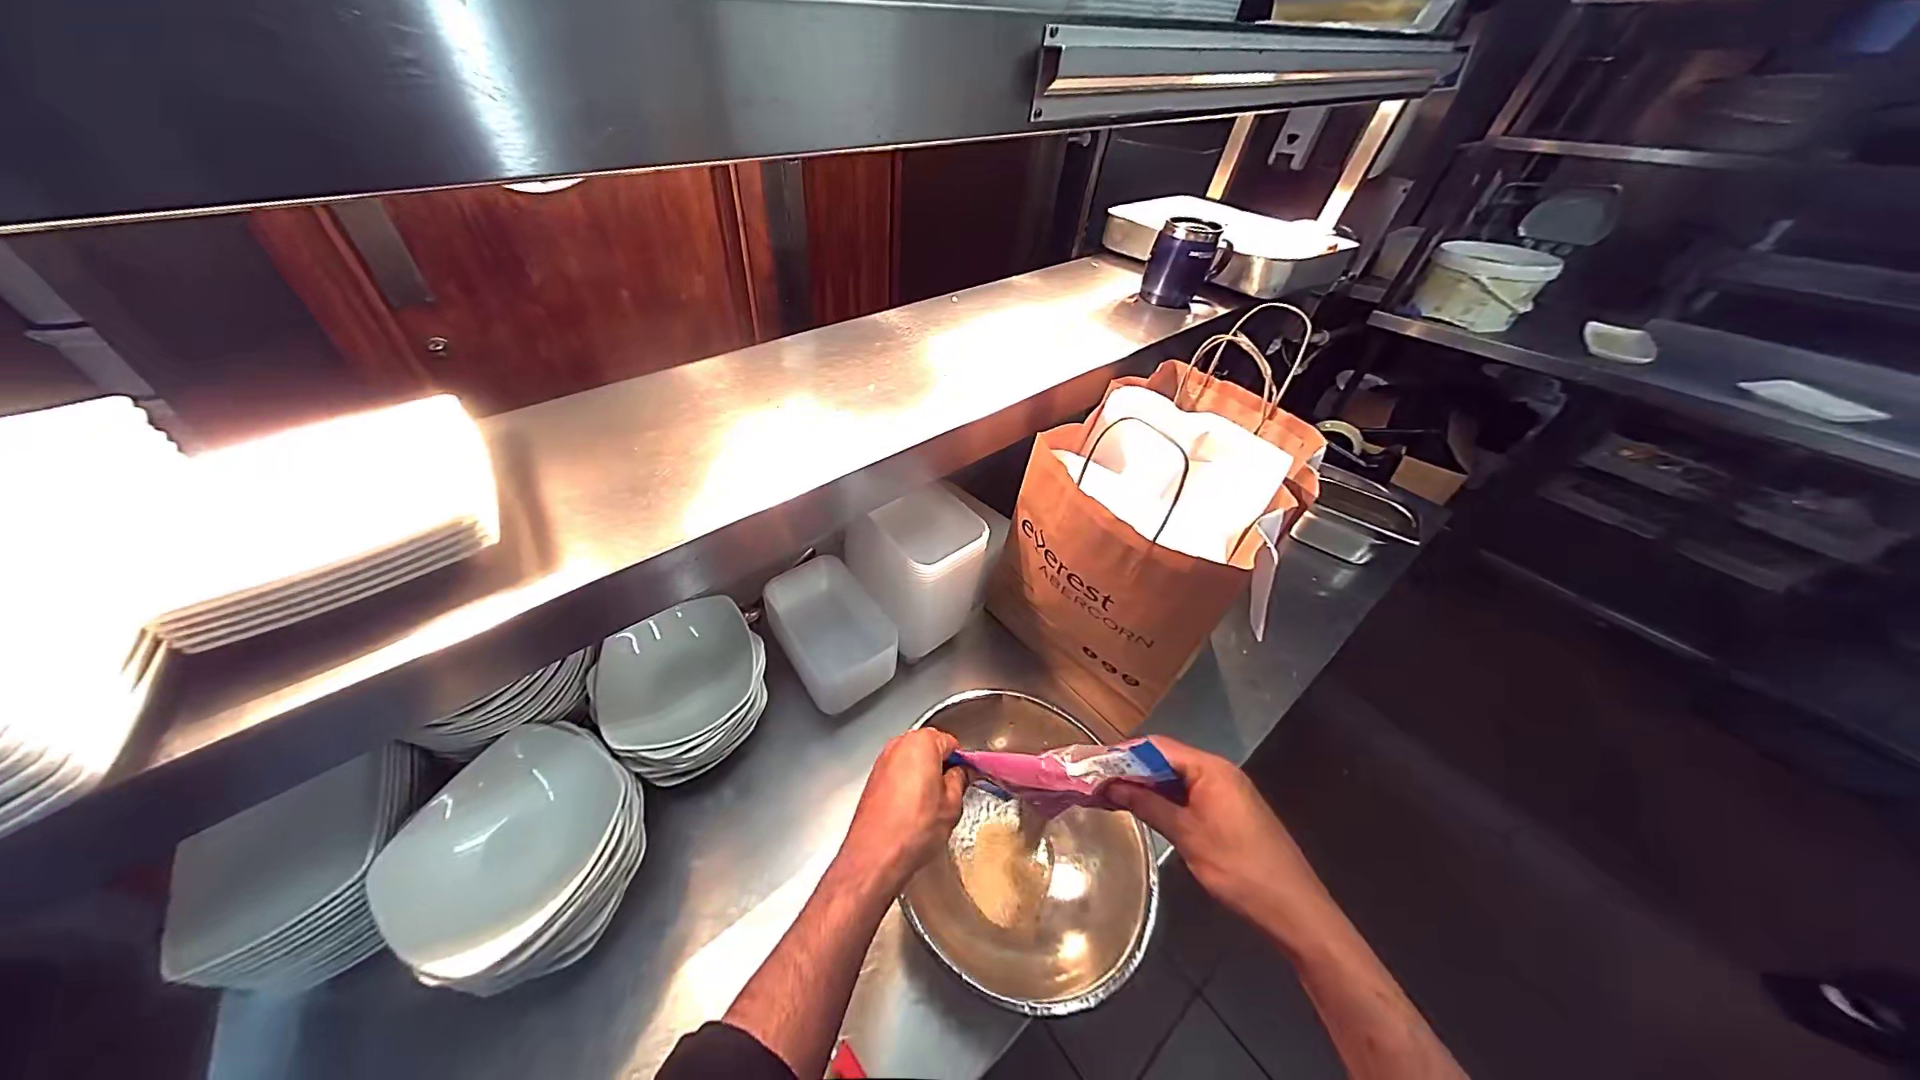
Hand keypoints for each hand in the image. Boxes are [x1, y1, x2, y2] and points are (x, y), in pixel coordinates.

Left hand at [837, 728, 965, 893]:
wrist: (875, 856)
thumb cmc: (911, 830)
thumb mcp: (952, 804)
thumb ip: (960, 779)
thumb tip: (960, 773)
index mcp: (922, 743)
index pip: (952, 743)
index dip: (962, 761)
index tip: (966, 776)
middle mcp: (899, 745)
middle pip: (930, 747)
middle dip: (941, 766)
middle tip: (950, 793)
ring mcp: (883, 761)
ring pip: (912, 761)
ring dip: (923, 776)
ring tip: (930, 806)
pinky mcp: (873, 778)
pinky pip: (898, 773)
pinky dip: (906, 785)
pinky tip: (912, 809)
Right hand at [1109, 736, 1338, 947]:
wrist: (1294, 910)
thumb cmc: (1239, 868)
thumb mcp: (1186, 836)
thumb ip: (1147, 805)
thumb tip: (1111, 787)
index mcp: (1211, 769)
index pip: (1158, 746)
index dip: (1124, 753)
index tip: (1094, 764)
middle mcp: (1219, 771)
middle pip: (1167, 759)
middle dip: (1132, 769)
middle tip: (1098, 781)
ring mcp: (1227, 791)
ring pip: (1177, 777)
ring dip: (1147, 785)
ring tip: (1112, 795)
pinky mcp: (1229, 810)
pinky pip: (1190, 793)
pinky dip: (1165, 799)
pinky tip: (1144, 809)